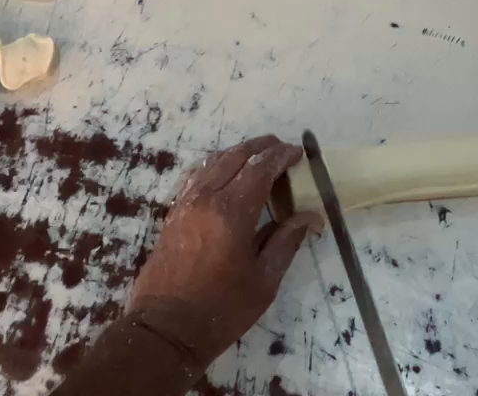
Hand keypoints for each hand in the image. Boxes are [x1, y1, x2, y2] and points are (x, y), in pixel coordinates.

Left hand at [127, 135, 322, 366]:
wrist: (166, 330)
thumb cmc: (221, 310)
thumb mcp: (264, 282)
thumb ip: (286, 242)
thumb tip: (311, 216)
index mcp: (232, 213)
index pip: (260, 168)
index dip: (281, 156)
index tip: (298, 152)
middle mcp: (207, 198)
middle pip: (236, 156)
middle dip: (261, 146)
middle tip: (280, 147)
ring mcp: (186, 202)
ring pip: (214, 161)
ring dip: (238, 152)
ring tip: (257, 154)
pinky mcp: (174, 212)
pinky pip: (197, 175)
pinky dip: (216, 165)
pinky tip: (226, 172)